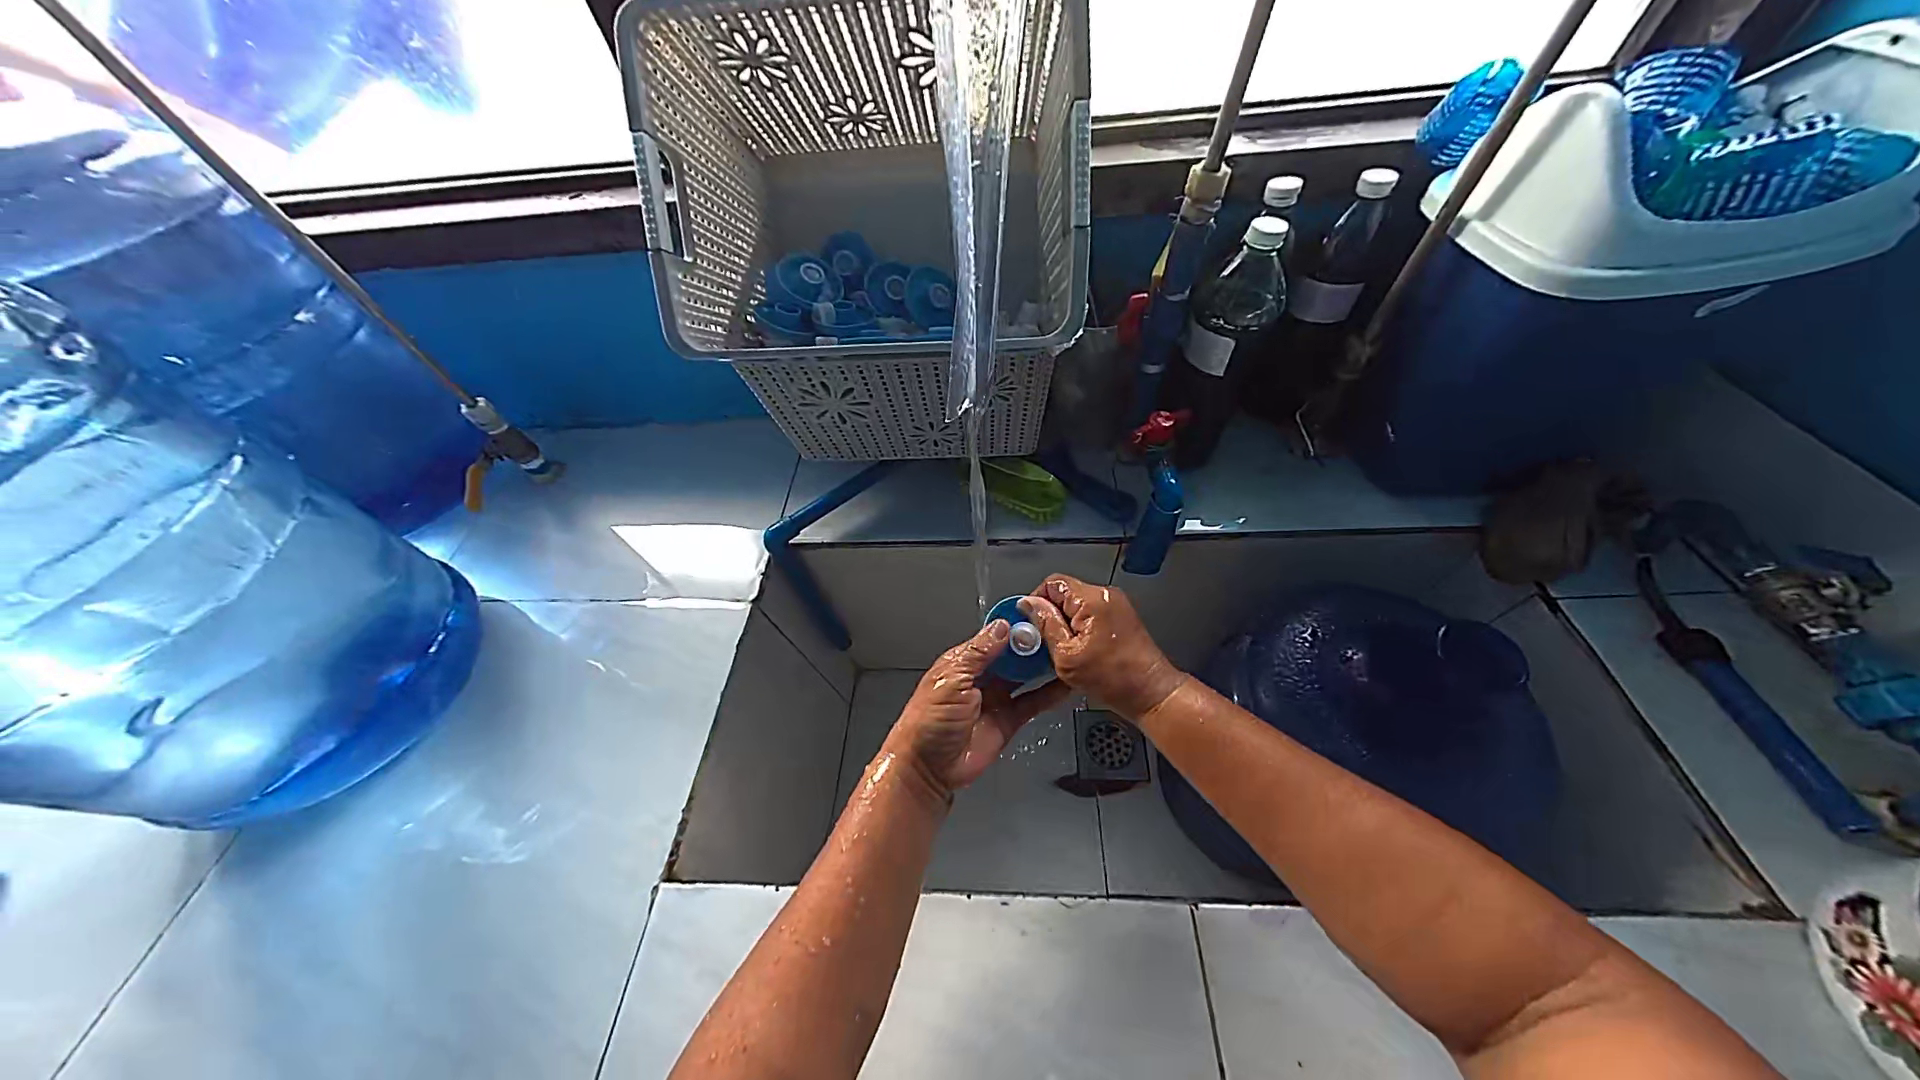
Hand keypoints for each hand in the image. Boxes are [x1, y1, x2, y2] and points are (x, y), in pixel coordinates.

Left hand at [882, 620, 1071, 800]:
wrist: (928, 769)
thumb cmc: (925, 724)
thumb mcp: (952, 679)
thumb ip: (978, 653)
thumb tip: (1000, 628)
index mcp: (961, 662)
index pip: (992, 637)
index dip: (1012, 627)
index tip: (1033, 618)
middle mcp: (979, 677)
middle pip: (1012, 655)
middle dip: (1031, 645)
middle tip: (1053, 636)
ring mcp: (994, 698)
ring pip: (1025, 676)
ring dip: (1041, 667)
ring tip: (1062, 654)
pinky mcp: (1007, 720)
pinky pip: (1032, 702)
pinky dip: (1049, 694)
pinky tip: (1062, 684)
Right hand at [1018, 575, 1186, 719]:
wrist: (1150, 692)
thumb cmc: (1116, 679)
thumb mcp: (1067, 655)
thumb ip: (1046, 625)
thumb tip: (1029, 604)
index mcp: (1092, 600)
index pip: (1051, 583)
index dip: (1035, 601)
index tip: (1029, 622)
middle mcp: (1105, 596)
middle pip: (1063, 593)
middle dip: (1049, 616)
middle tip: (1045, 642)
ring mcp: (1114, 605)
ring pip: (1074, 605)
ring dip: (1063, 624)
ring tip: (1064, 650)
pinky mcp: (1118, 617)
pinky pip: (1088, 614)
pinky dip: (1078, 629)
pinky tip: (1078, 651)